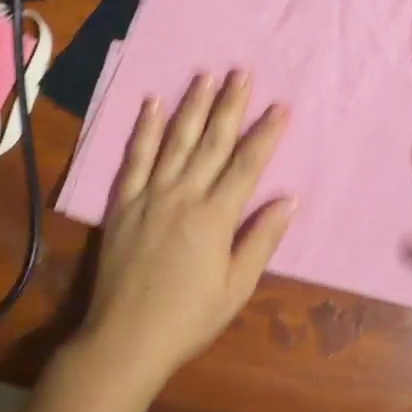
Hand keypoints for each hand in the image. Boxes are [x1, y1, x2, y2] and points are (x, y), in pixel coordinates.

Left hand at [80, 71, 293, 378]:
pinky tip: (153, 104)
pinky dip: (145, 129)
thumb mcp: (236, 287)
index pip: (247, 164)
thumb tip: (288, 199)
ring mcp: (150, 196)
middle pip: (212, 141)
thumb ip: (261, 240)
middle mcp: (184, 195)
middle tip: (242, 71)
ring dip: (192, 105)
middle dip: (230, 104)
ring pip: (176, 141)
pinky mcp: (123, 203)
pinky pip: (135, 158)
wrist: (124, 340)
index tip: (281, 105)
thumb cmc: (189, 318)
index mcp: (216, 217)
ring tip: (206, 75)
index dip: (266, 133)